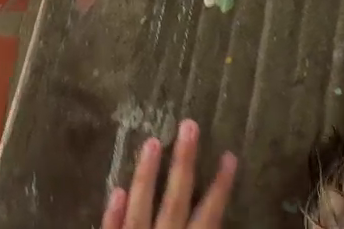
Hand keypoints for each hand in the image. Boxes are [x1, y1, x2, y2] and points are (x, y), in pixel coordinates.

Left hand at [103, 119, 237, 228]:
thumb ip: (205, 228)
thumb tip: (216, 214)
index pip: (209, 214)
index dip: (221, 185)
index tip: (230, 154)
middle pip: (176, 200)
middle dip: (183, 162)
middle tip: (189, 124)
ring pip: (141, 208)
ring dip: (146, 175)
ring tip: (151, 140)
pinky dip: (114, 214)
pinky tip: (117, 190)